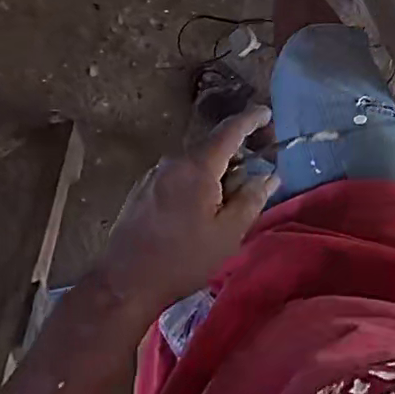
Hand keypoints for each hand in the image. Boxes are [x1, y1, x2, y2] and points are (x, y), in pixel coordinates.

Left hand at [92, 108, 279, 314]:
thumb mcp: (227, 234)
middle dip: (237, 156)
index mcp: (197, 166)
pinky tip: (202, 209)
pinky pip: (179, 174)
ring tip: (230, 201)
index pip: (229, 130)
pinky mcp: (144, 187)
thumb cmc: (182, 259)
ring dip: (217, 173)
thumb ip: (251, 200)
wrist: (125, 280)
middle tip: (258, 174)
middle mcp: (174, 160)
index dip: (251, 119)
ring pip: (196, 162)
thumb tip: (269, 176)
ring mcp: (155, 172)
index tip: (267, 113)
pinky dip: (197, 181)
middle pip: (213, 147)